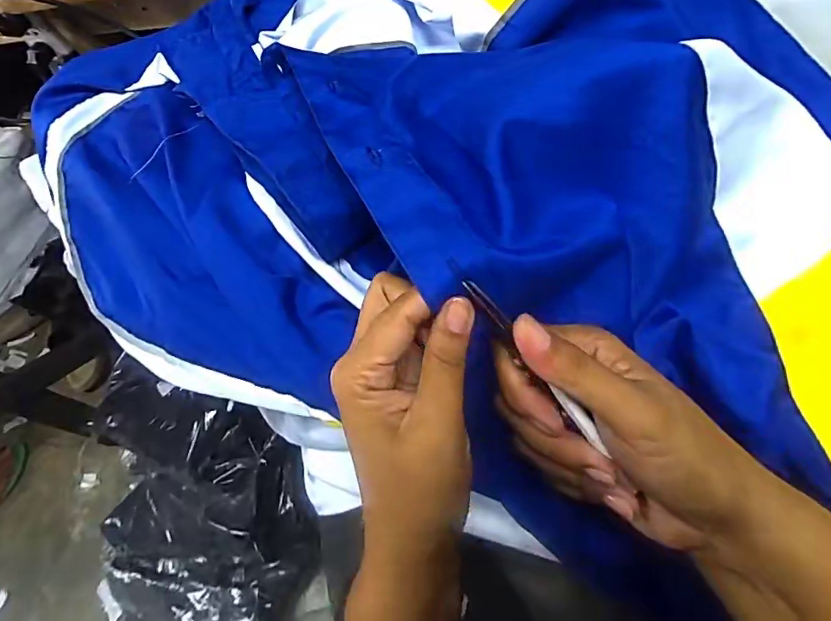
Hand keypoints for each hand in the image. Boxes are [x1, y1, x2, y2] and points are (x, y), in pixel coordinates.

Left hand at [330, 273, 475, 547]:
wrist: (413, 538)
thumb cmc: (423, 488)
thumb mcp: (440, 423)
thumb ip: (448, 358)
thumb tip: (460, 299)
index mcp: (358, 369)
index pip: (395, 309)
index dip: (433, 296)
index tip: (474, 292)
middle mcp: (356, 358)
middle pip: (385, 298)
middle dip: (424, 297)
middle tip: (466, 314)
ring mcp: (371, 366)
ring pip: (396, 312)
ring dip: (429, 312)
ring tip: (468, 322)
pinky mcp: (389, 376)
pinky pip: (407, 334)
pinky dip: (431, 329)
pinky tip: (459, 337)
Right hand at [495, 317, 785, 558]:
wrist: (717, 522)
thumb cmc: (683, 452)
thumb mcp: (630, 409)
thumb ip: (572, 369)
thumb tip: (519, 322)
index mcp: (583, 348)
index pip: (513, 349)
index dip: (519, 386)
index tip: (551, 420)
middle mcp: (567, 374)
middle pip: (513, 394)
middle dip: (548, 435)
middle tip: (593, 455)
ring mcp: (567, 414)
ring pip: (524, 433)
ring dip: (565, 463)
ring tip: (611, 474)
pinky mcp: (568, 451)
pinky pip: (539, 461)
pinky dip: (571, 480)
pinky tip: (609, 487)